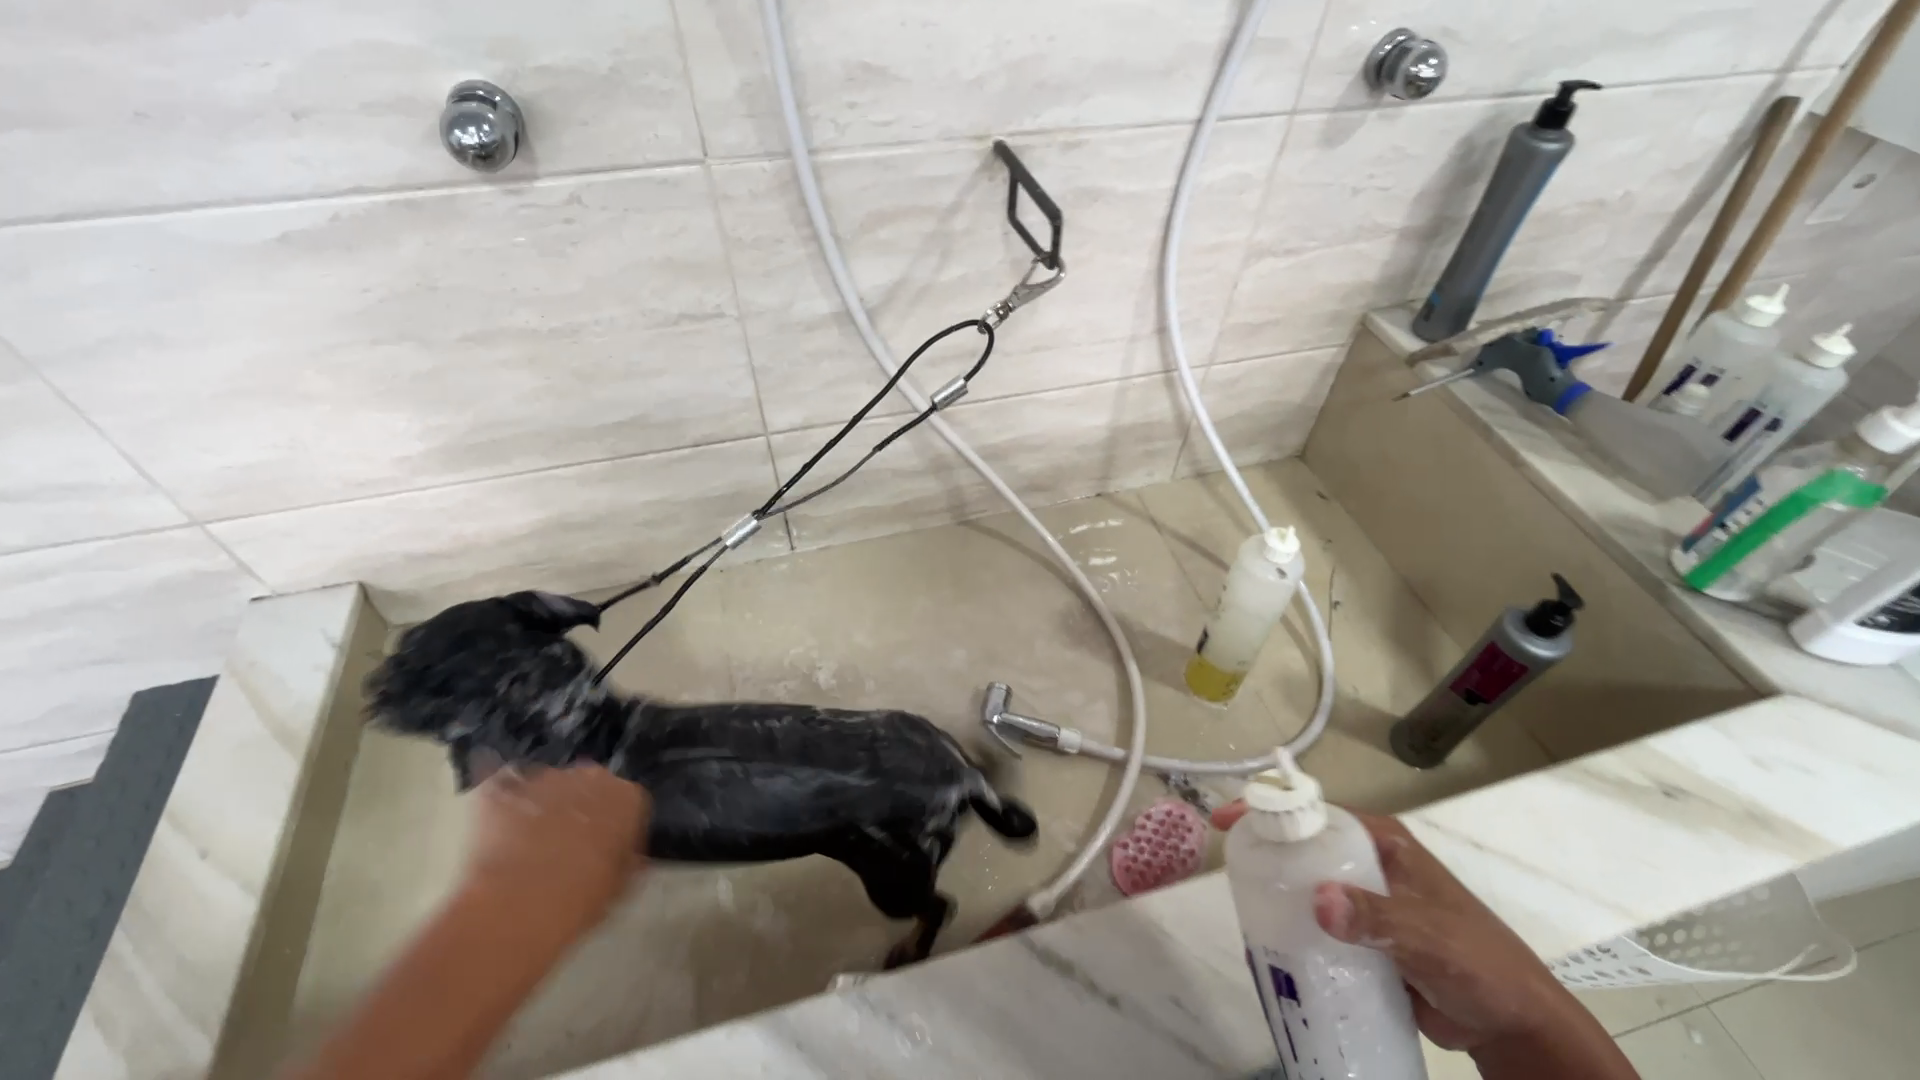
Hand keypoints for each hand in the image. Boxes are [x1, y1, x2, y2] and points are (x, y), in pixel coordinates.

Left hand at [463, 765, 650, 935]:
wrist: (508, 907)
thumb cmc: (575, 901)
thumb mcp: (617, 887)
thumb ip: (623, 860)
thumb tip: (623, 857)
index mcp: (626, 798)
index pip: (626, 806)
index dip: (613, 832)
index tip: (603, 856)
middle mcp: (586, 776)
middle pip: (584, 789)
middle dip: (573, 815)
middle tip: (560, 855)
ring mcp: (536, 779)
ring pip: (540, 791)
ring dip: (534, 814)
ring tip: (518, 857)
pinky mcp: (491, 790)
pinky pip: (498, 799)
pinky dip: (496, 816)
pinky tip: (489, 848)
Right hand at [1213, 803, 1580, 1053]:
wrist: (1513, 1027)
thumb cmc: (1480, 965)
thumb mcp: (1430, 936)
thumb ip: (1379, 918)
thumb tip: (1319, 901)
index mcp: (1384, 844)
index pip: (1317, 813)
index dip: (1271, 810)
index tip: (1228, 822)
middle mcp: (1369, 864)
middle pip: (1304, 848)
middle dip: (1266, 856)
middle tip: (1230, 875)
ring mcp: (1365, 902)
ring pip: (1306, 888)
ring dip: (1275, 898)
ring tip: (1244, 915)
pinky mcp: (1362, 939)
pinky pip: (1317, 927)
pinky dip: (1292, 933)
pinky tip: (1273, 949)